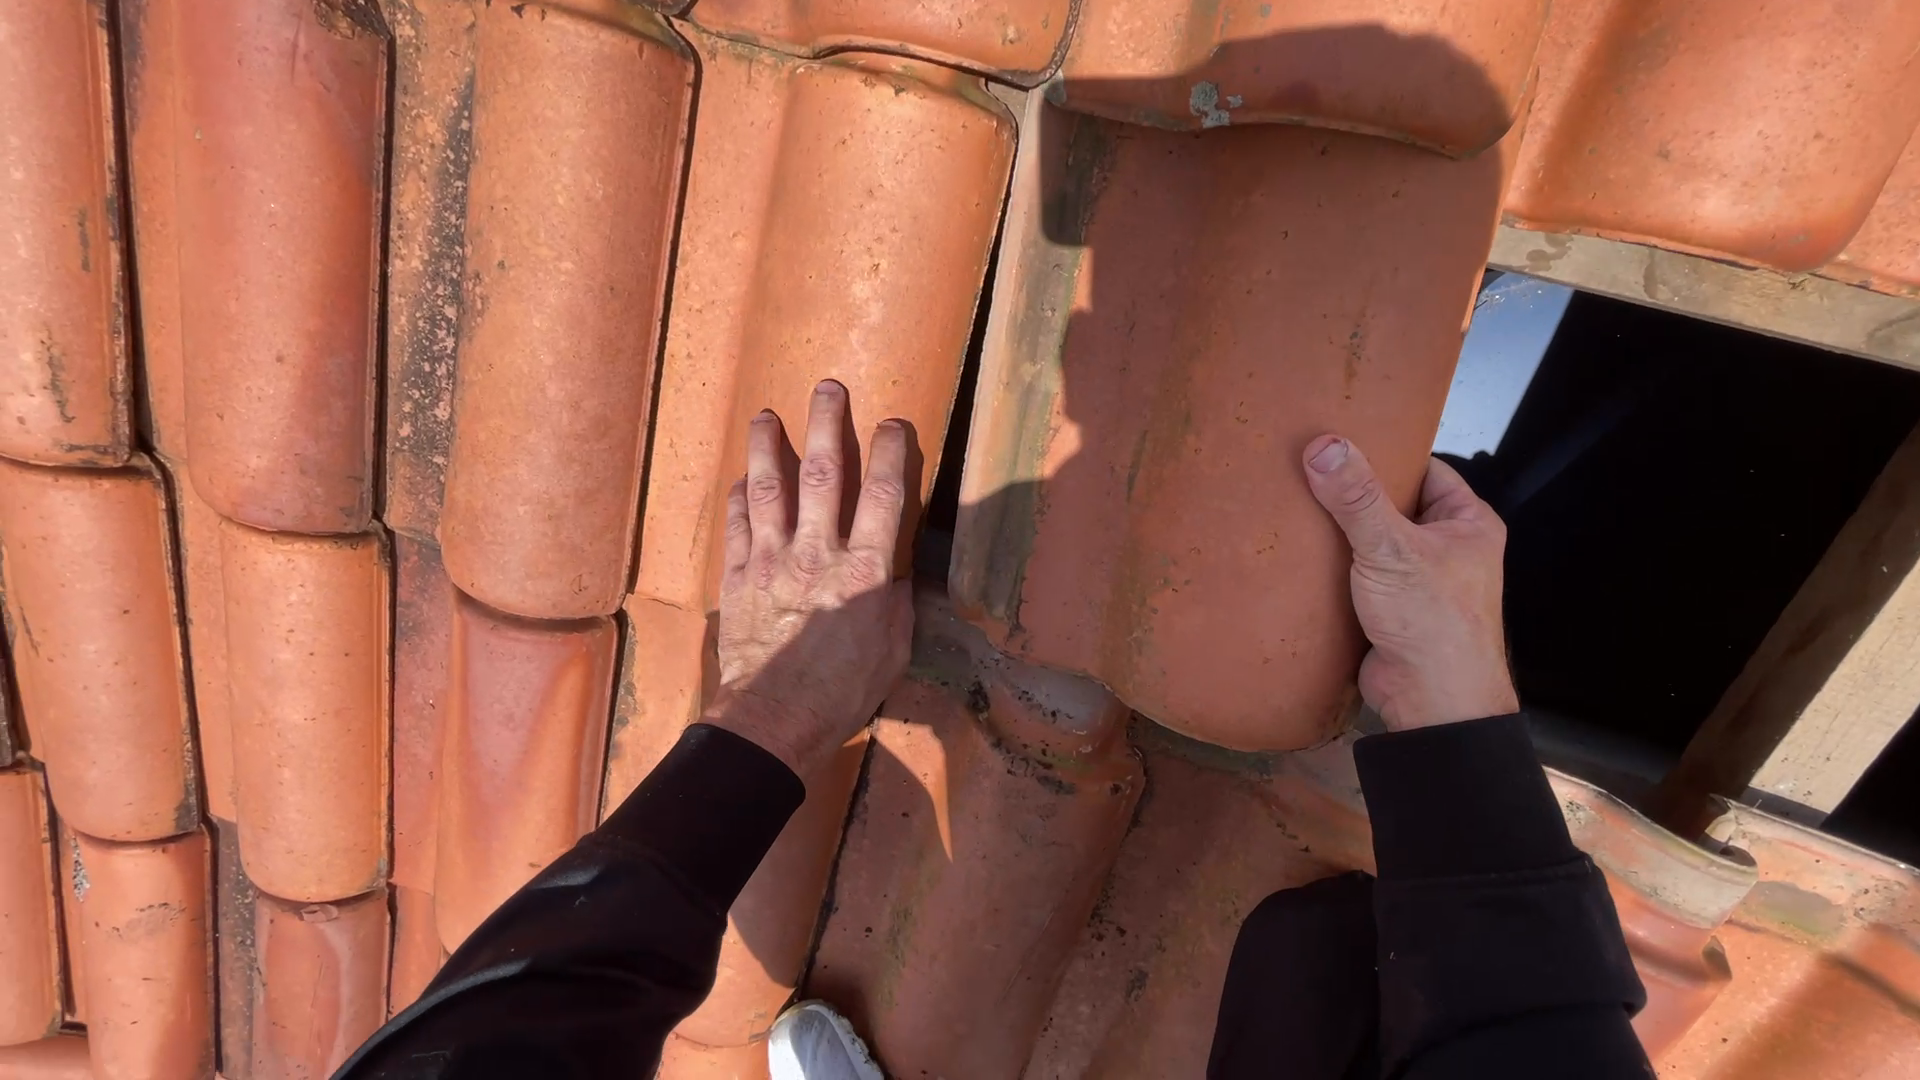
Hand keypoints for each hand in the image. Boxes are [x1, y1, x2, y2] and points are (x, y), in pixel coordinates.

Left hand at [706, 380, 914, 777]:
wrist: (776, 719)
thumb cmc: (845, 689)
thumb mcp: (894, 647)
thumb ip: (894, 599)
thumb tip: (892, 571)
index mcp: (864, 569)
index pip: (882, 495)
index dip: (889, 452)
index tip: (892, 423)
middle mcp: (817, 552)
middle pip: (823, 475)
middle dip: (827, 425)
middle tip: (826, 387)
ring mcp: (771, 561)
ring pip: (769, 490)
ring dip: (769, 448)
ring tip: (766, 416)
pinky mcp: (738, 578)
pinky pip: (737, 526)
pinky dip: (739, 498)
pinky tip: (742, 481)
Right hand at [1302, 435, 1518, 731]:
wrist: (1432, 702)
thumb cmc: (1433, 621)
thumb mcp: (1392, 549)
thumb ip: (1357, 499)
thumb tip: (1324, 446)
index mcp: (1466, 523)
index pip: (1423, 470)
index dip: (1384, 455)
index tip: (1339, 442)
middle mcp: (1443, 547)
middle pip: (1389, 505)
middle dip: (1348, 495)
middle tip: (1303, 473)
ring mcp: (1413, 579)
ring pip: (1367, 541)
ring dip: (1334, 532)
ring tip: (1290, 507)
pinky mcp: (1385, 607)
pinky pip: (1353, 573)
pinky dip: (1327, 566)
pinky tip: (1295, 554)